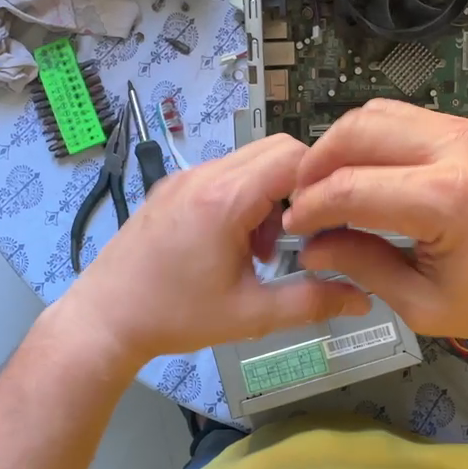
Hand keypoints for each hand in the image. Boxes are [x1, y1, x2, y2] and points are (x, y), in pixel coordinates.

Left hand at [53, 134, 369, 369]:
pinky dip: (242, 197)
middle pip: (273, 149)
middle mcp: (204, 175)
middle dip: (298, 187)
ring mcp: (184, 178)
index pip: (293, 155)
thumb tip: (364, 301)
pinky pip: (222, 174)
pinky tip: (231, 244)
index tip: (328, 221)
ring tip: (259, 249)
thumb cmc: (174, 317)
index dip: (321, 181)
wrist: (103, 319)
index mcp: (224, 199)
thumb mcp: (250, 316)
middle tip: (296, 236)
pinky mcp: (171, 188)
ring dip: (269, 194)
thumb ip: (311, 303)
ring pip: (248, 161)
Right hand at [284, 99, 467, 368]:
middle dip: (317, 162)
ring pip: (382, 113)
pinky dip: (380, 140)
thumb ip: (365, 269)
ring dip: (346, 143)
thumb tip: (316, 248)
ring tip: (333, 183)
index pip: (350, 187)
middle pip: (357, 130)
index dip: (311, 207)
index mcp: (448, 201)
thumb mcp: (430, 306)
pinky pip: (414, 119)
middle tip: (304, 198)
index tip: (295, 226)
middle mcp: (460, 150)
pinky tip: (374, 174)